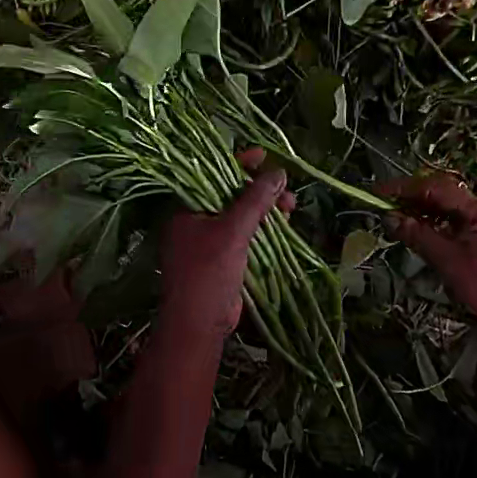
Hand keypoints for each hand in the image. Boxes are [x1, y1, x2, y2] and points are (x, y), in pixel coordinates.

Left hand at [158, 148, 292, 337]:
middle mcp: (194, 220)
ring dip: (265, 210)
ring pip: (240, 216)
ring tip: (291, 208)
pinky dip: (262, 229)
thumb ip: (255, 200)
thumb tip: (278, 172)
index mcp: (185, 208)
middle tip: (287, 192)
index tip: (263, 154)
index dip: (238, 162)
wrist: (199, 322)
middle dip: (259, 190)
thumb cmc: (208, 272)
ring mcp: (208, 240)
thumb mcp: (232, 231)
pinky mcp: (221, 258)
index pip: (211, 174)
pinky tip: (283, 225)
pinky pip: (243, 235)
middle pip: (229, 195)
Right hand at [381, 172, 476, 326]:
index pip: (436, 189)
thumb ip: (419, 237)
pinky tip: (414, 232)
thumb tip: (390, 218)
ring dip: (417, 212)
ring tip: (392, 218)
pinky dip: (428, 225)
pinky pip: (448, 224)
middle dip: (409, 198)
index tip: (378, 193)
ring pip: (443, 210)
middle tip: (381, 205)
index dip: (405, 189)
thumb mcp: (449, 261)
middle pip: (440, 195)